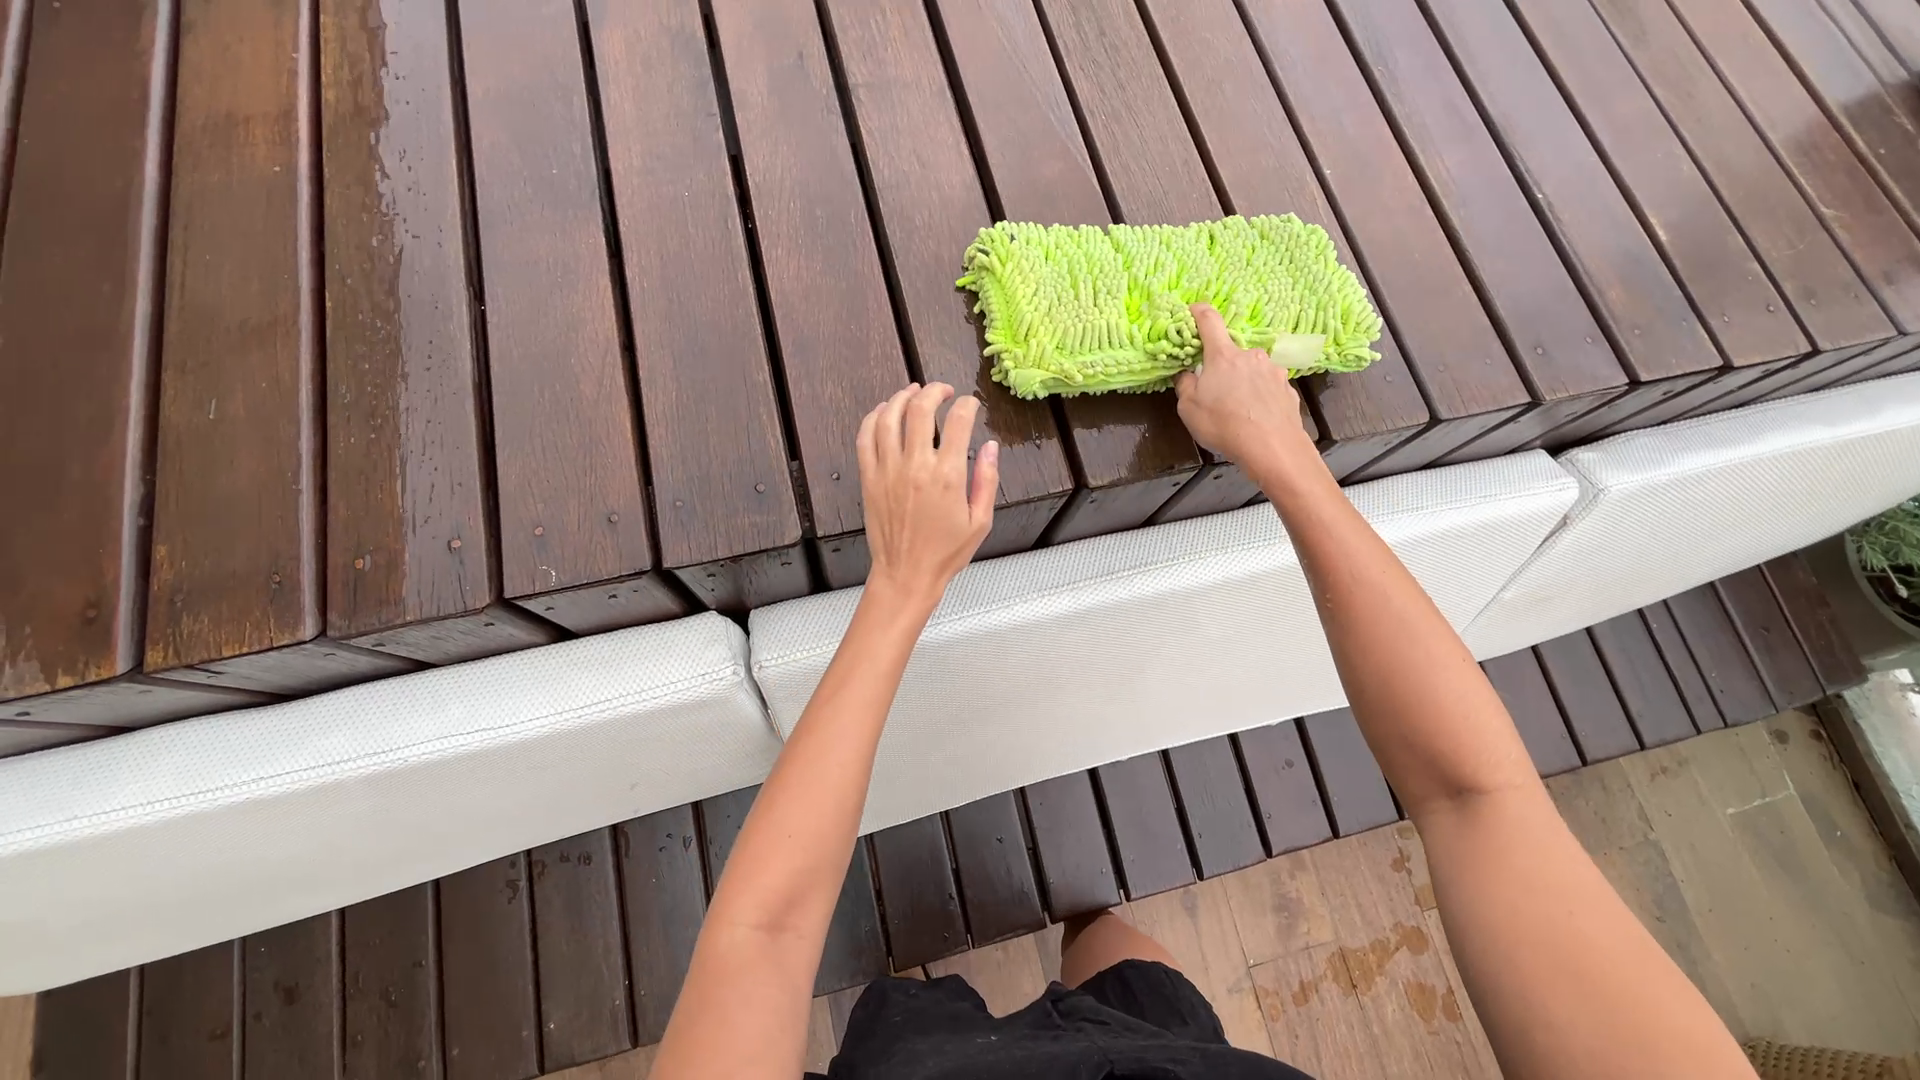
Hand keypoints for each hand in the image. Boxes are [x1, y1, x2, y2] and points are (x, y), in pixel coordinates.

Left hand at [856, 383, 998, 605]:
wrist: (905, 575)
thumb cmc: (945, 553)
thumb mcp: (980, 521)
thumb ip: (987, 480)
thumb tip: (991, 447)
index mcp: (948, 477)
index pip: (959, 422)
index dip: (967, 405)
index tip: (970, 404)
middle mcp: (916, 467)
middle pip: (920, 409)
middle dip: (934, 391)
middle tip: (943, 391)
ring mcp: (888, 471)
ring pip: (889, 417)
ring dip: (901, 397)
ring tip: (913, 392)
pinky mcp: (869, 479)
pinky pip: (865, 438)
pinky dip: (874, 418)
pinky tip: (884, 412)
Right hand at [1173, 304, 1319, 483]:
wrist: (1272, 446)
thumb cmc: (1223, 424)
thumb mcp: (1188, 408)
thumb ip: (1185, 385)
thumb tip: (1187, 373)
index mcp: (1223, 356)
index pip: (1210, 321)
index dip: (1199, 312)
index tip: (1193, 310)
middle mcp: (1250, 355)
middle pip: (1232, 353)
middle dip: (1222, 366)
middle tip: (1215, 390)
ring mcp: (1273, 370)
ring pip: (1252, 370)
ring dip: (1243, 382)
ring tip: (1237, 408)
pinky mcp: (1288, 388)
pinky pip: (1267, 387)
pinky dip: (1259, 396)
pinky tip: (1255, 416)